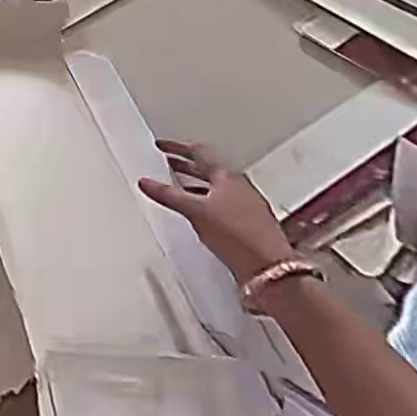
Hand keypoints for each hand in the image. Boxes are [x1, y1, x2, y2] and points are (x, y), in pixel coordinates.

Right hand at [138, 140, 296, 281]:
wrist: (269, 270)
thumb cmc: (240, 236)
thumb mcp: (195, 211)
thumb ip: (167, 194)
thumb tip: (147, 182)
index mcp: (229, 177)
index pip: (198, 153)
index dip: (176, 147)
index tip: (162, 145)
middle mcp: (240, 187)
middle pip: (207, 169)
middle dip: (184, 165)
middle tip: (167, 161)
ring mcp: (247, 206)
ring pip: (214, 187)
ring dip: (193, 184)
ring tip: (176, 186)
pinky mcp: (249, 224)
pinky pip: (221, 204)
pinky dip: (204, 201)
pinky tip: (196, 212)